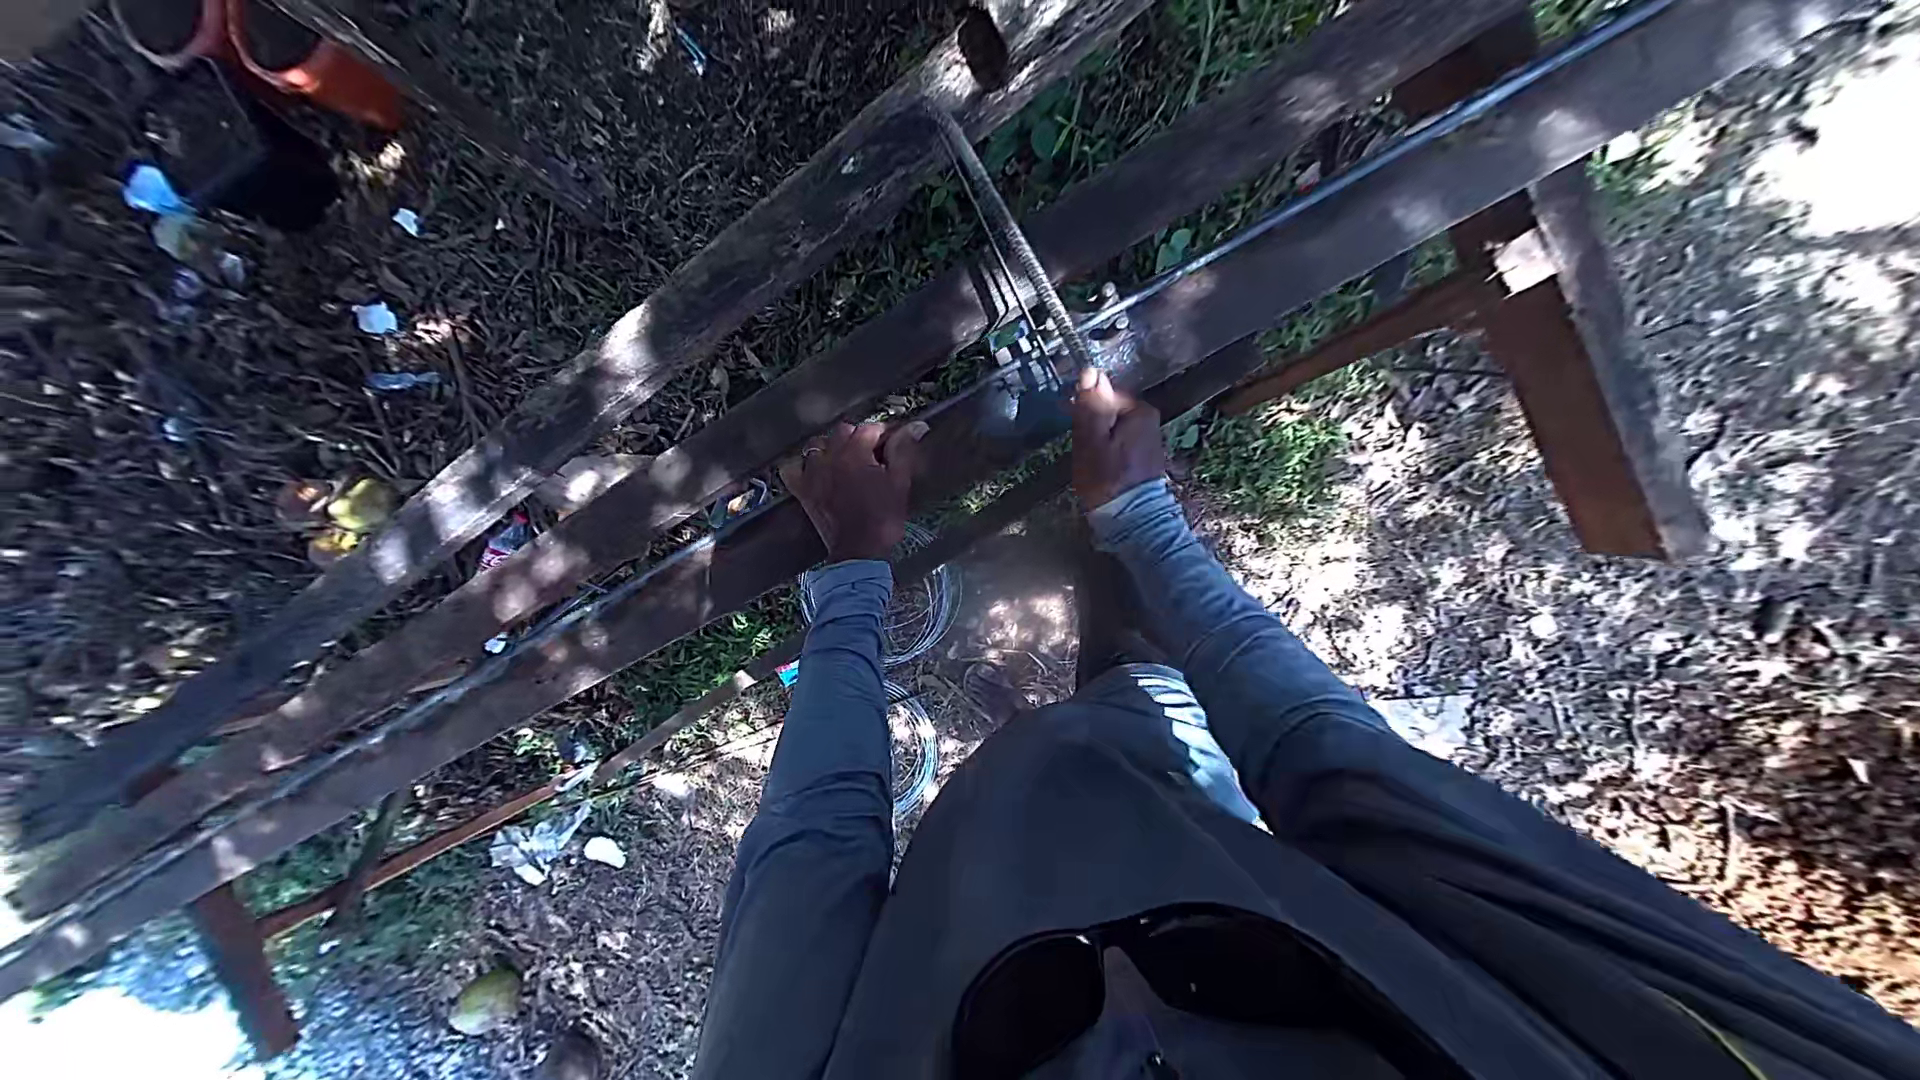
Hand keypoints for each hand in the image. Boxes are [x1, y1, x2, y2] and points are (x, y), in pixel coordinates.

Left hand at [781, 420, 927, 562]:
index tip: (894, 441)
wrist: (859, 552)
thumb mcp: (900, 483)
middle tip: (875, 453)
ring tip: (847, 460)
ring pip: (818, 445)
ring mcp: (812, 474)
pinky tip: (815, 469)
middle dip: (860, 437)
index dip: (885, 432)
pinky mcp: (803, 491)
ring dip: (832, 447)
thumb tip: (916, 426)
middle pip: (843, 432)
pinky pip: (792, 468)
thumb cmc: (883, 519)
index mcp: (855, 454)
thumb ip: (904, 451)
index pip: (870, 428)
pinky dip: (802, 465)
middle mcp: (829, 458)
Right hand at [1070, 366, 1164, 508]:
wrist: (1130, 519)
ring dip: (1096, 439)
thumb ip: (1091, 406)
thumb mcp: (1091, 440)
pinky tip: (1099, 466)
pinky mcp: (1143, 457)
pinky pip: (1118, 444)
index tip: (1073, 426)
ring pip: (1112, 428)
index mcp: (1139, 410)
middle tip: (1080, 447)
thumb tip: (1089, 371)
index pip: (1103, 394)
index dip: (1084, 408)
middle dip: (1091, 425)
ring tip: (1088, 459)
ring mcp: (1148, 439)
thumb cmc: (1107, 478)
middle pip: (1109, 411)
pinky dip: (1106, 451)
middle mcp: (1149, 420)